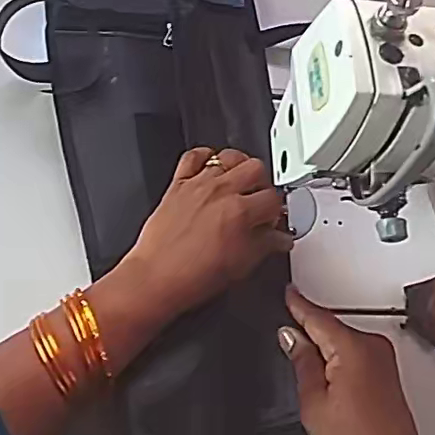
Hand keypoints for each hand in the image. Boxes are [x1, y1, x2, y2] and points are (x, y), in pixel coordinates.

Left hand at [106, 147, 292, 317]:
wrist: (156, 278)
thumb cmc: (192, 276)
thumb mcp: (240, 266)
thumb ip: (264, 245)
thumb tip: (278, 238)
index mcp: (239, 212)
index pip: (273, 198)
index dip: (276, 210)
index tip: (271, 219)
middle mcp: (220, 192)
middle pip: (256, 168)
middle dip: (262, 184)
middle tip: (258, 200)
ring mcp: (197, 184)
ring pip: (228, 156)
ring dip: (238, 167)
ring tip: (238, 183)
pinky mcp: (177, 184)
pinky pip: (193, 156)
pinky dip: (204, 157)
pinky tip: (210, 168)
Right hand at [280, 286, 430, 434]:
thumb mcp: (313, 404)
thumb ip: (301, 361)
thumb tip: (292, 336)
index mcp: (353, 348)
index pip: (317, 316)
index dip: (297, 304)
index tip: (287, 291)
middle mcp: (373, 347)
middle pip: (331, 326)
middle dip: (308, 331)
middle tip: (285, 340)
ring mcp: (384, 359)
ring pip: (342, 340)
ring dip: (324, 347)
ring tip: (306, 372)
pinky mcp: (388, 372)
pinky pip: (355, 353)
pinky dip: (338, 358)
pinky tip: (327, 379)